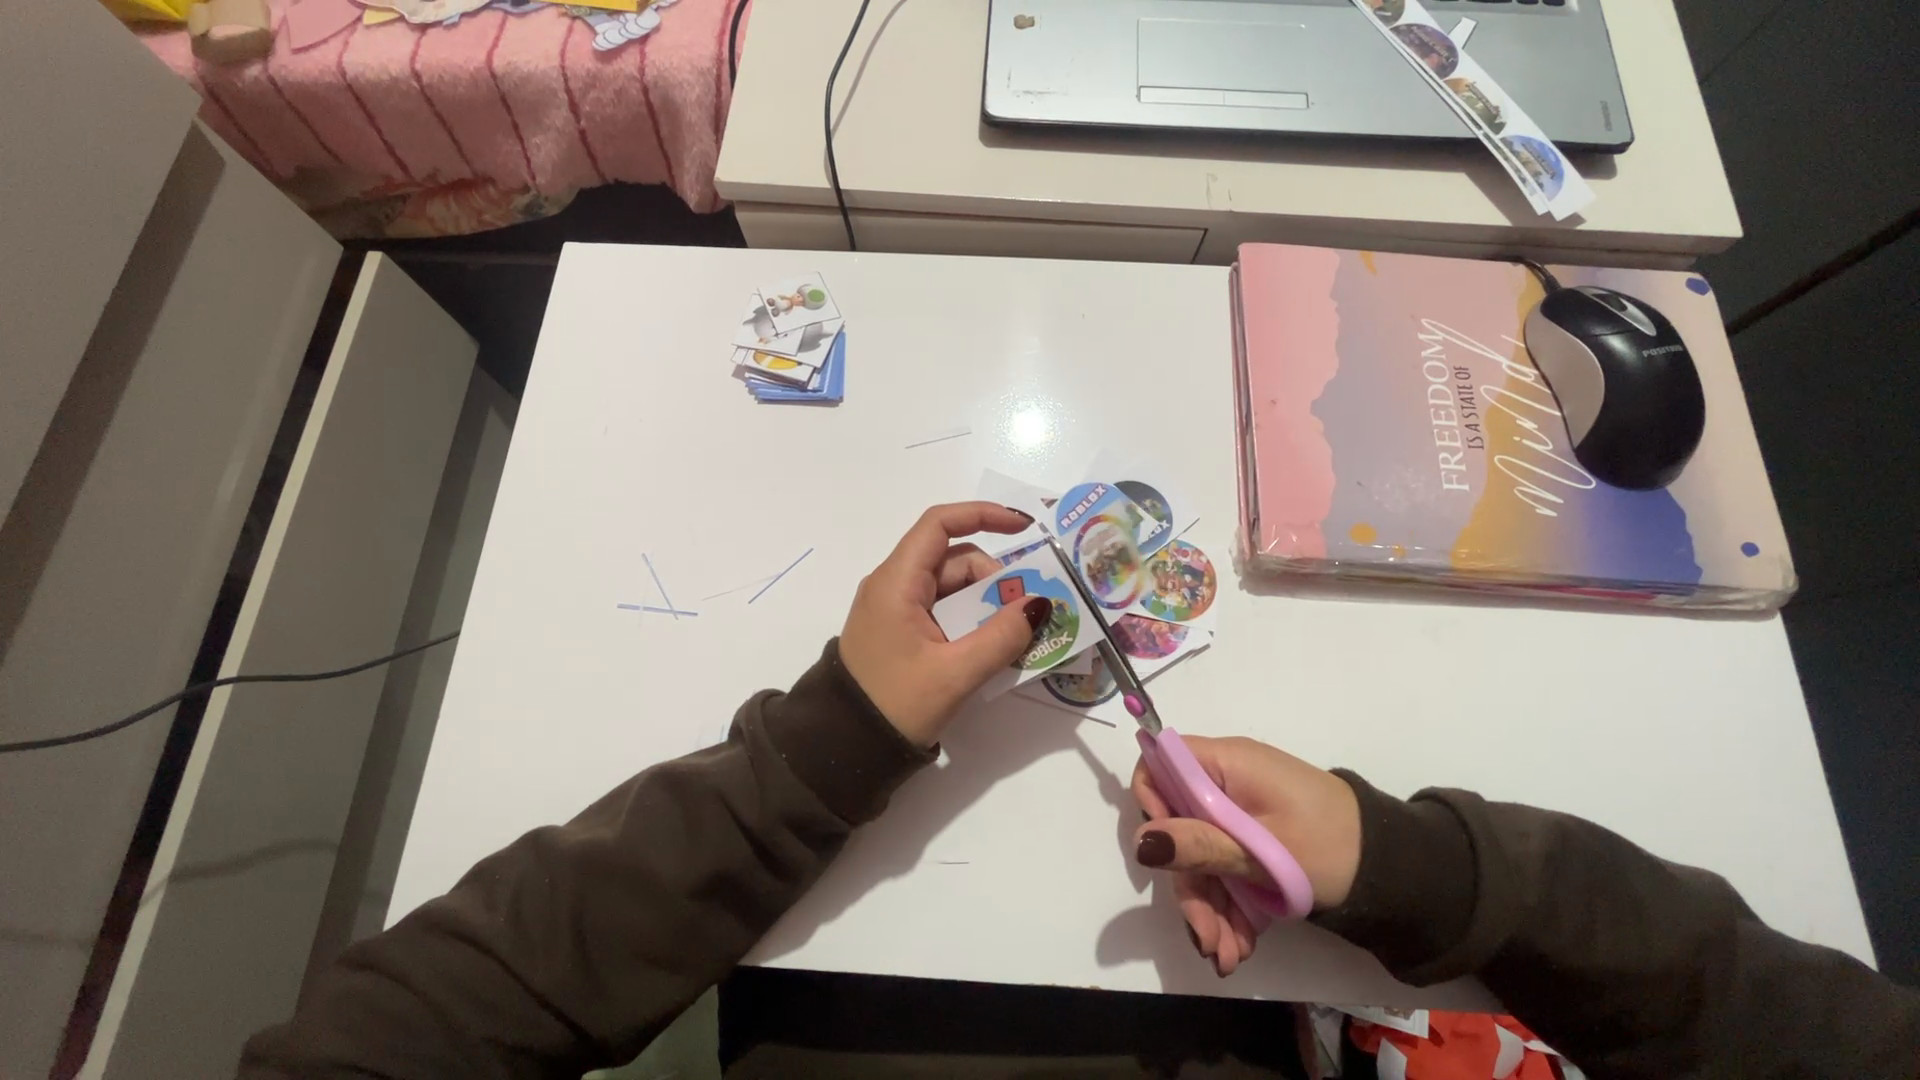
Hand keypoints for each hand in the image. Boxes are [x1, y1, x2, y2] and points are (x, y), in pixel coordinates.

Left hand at [840, 502, 1052, 746]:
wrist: (844, 747)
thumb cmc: (895, 704)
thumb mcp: (955, 673)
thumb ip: (1002, 637)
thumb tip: (1039, 605)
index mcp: (897, 582)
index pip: (939, 525)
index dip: (982, 515)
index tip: (1023, 527)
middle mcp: (894, 586)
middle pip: (954, 561)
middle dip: (995, 580)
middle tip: (1026, 615)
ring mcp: (896, 610)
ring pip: (953, 589)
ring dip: (987, 606)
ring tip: (1015, 638)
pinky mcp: (901, 633)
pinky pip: (944, 613)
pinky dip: (972, 623)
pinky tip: (994, 649)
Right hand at [1130, 736, 1360, 976]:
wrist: (1397, 873)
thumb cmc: (1332, 847)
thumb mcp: (1262, 852)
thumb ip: (1200, 846)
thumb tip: (1140, 842)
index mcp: (1226, 763)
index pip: (1161, 763)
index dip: (1152, 803)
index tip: (1166, 853)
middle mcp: (1226, 781)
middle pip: (1179, 823)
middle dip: (1189, 885)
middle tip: (1206, 938)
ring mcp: (1240, 811)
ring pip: (1201, 852)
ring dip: (1209, 906)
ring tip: (1226, 957)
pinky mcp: (1254, 838)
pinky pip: (1225, 864)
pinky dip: (1229, 904)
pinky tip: (1239, 945)